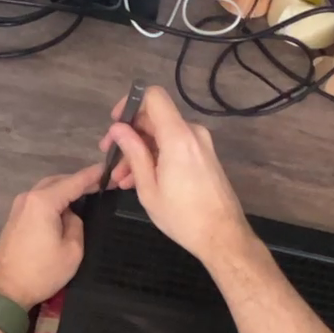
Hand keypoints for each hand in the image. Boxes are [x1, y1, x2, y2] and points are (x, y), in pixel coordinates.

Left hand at [0, 162, 132, 308]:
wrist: (6, 291)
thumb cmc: (42, 272)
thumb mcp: (72, 250)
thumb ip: (76, 224)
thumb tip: (70, 215)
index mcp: (43, 201)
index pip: (73, 182)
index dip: (93, 175)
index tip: (109, 170)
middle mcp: (28, 198)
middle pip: (58, 181)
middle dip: (78, 181)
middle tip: (100, 185)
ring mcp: (18, 207)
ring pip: (47, 190)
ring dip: (65, 191)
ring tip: (86, 194)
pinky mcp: (15, 218)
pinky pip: (39, 201)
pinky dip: (54, 200)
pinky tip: (66, 208)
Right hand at [99, 86, 253, 266]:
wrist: (222, 236)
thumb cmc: (182, 216)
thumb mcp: (148, 187)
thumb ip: (133, 153)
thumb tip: (117, 129)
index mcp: (177, 136)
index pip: (153, 96)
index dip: (130, 104)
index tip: (115, 125)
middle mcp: (192, 133)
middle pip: (155, 119)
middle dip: (130, 137)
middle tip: (111, 160)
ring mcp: (201, 145)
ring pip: (163, 137)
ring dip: (141, 153)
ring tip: (122, 180)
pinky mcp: (204, 157)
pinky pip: (175, 148)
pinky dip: (157, 158)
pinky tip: (141, 181)